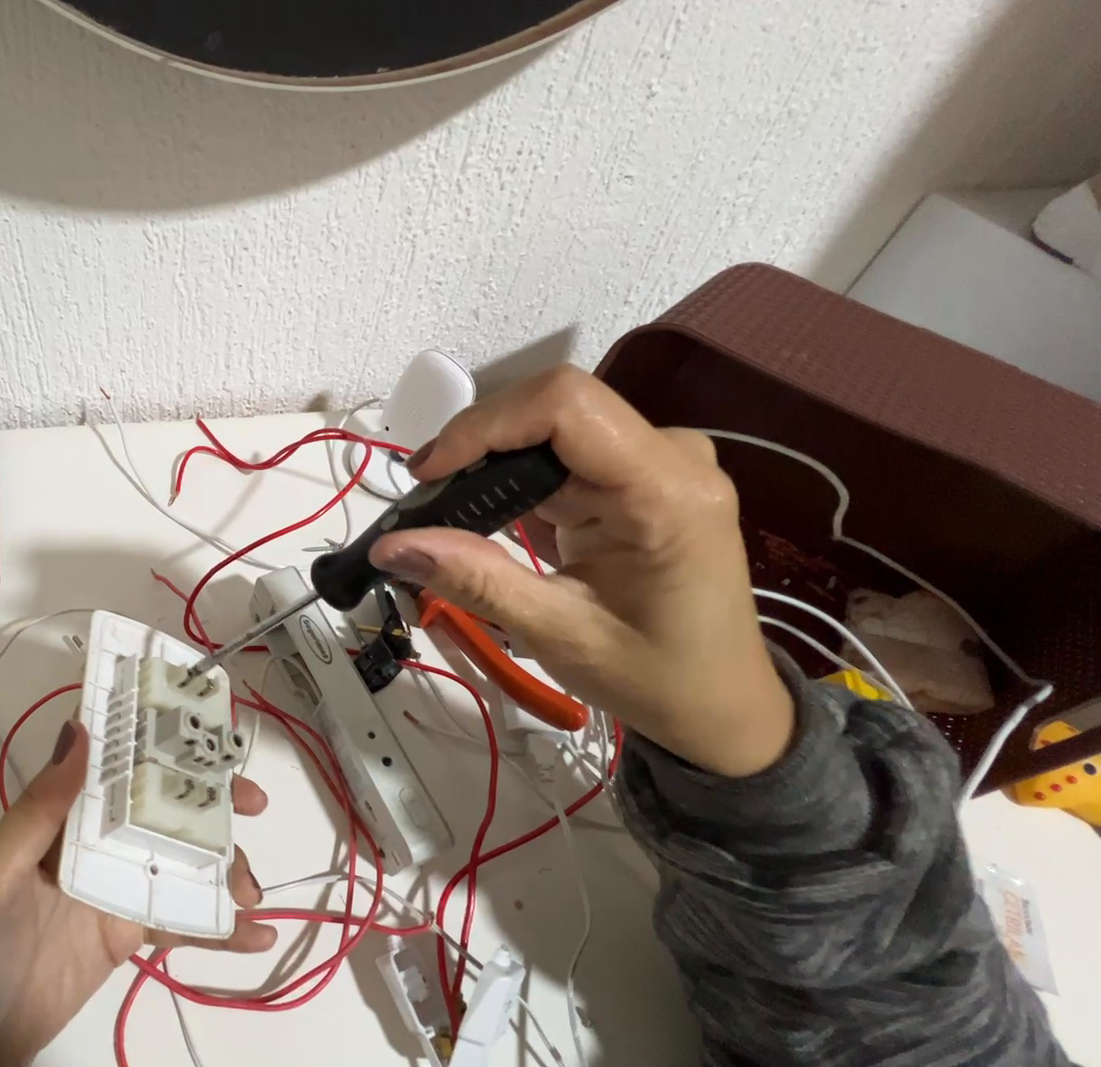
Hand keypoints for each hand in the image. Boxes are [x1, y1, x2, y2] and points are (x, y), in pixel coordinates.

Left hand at [0, 719, 275, 1065]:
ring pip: (179, 862)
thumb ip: (39, 808)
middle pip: (160, 810)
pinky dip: (218, 928)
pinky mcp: (125, 935)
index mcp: (62, 816)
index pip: (116, 766)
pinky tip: (254, 936)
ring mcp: (114, 889)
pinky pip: (178, 922)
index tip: (209, 736)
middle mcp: (93, 842)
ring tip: (252, 890)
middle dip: (210, 802)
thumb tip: (80, 731)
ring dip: (222, 867)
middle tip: (253, 804)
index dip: (161, 745)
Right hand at [370, 365, 793, 777]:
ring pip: (547, 424)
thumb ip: (475, 580)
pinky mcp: (636, 474)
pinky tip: (481, 513)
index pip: (566, 406)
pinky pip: (557, 451)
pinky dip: (508, 474)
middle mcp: (669, 457)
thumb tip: (389, 545)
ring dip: (487, 459)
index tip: (428, 474)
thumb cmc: (652, 676)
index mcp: (666, 492)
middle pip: (551, 407)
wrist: (719, 703)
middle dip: (477, 442)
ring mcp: (654, 461)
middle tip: (424, 498)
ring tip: (442, 509)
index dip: (485, 425)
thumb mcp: (557, 635)